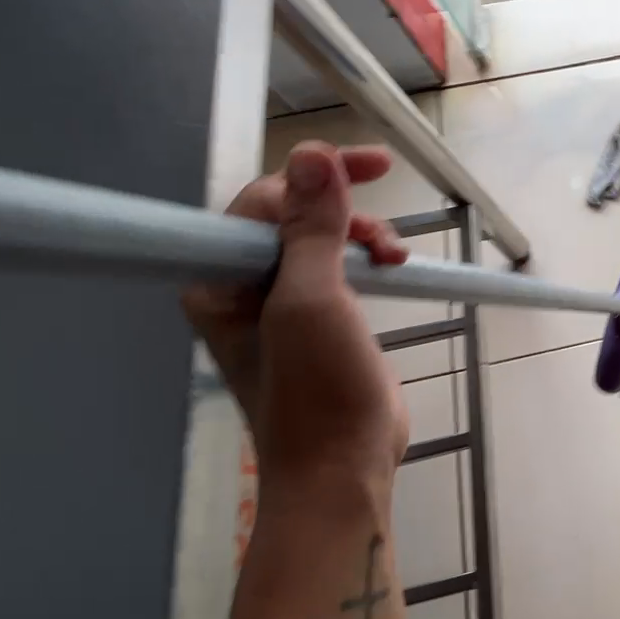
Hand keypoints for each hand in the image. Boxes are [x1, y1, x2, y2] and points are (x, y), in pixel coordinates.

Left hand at [183, 141, 410, 482]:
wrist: (344, 464)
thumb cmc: (317, 387)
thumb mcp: (313, 300)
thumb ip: (312, 228)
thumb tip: (313, 154)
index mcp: (221, 280)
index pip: (260, 202)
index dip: (312, 178)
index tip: (373, 167)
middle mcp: (245, 287)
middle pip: (296, 217)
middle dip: (349, 214)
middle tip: (392, 237)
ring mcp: (287, 306)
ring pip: (326, 241)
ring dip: (367, 238)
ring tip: (399, 262)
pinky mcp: (325, 322)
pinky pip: (344, 268)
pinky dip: (372, 260)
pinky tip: (397, 270)